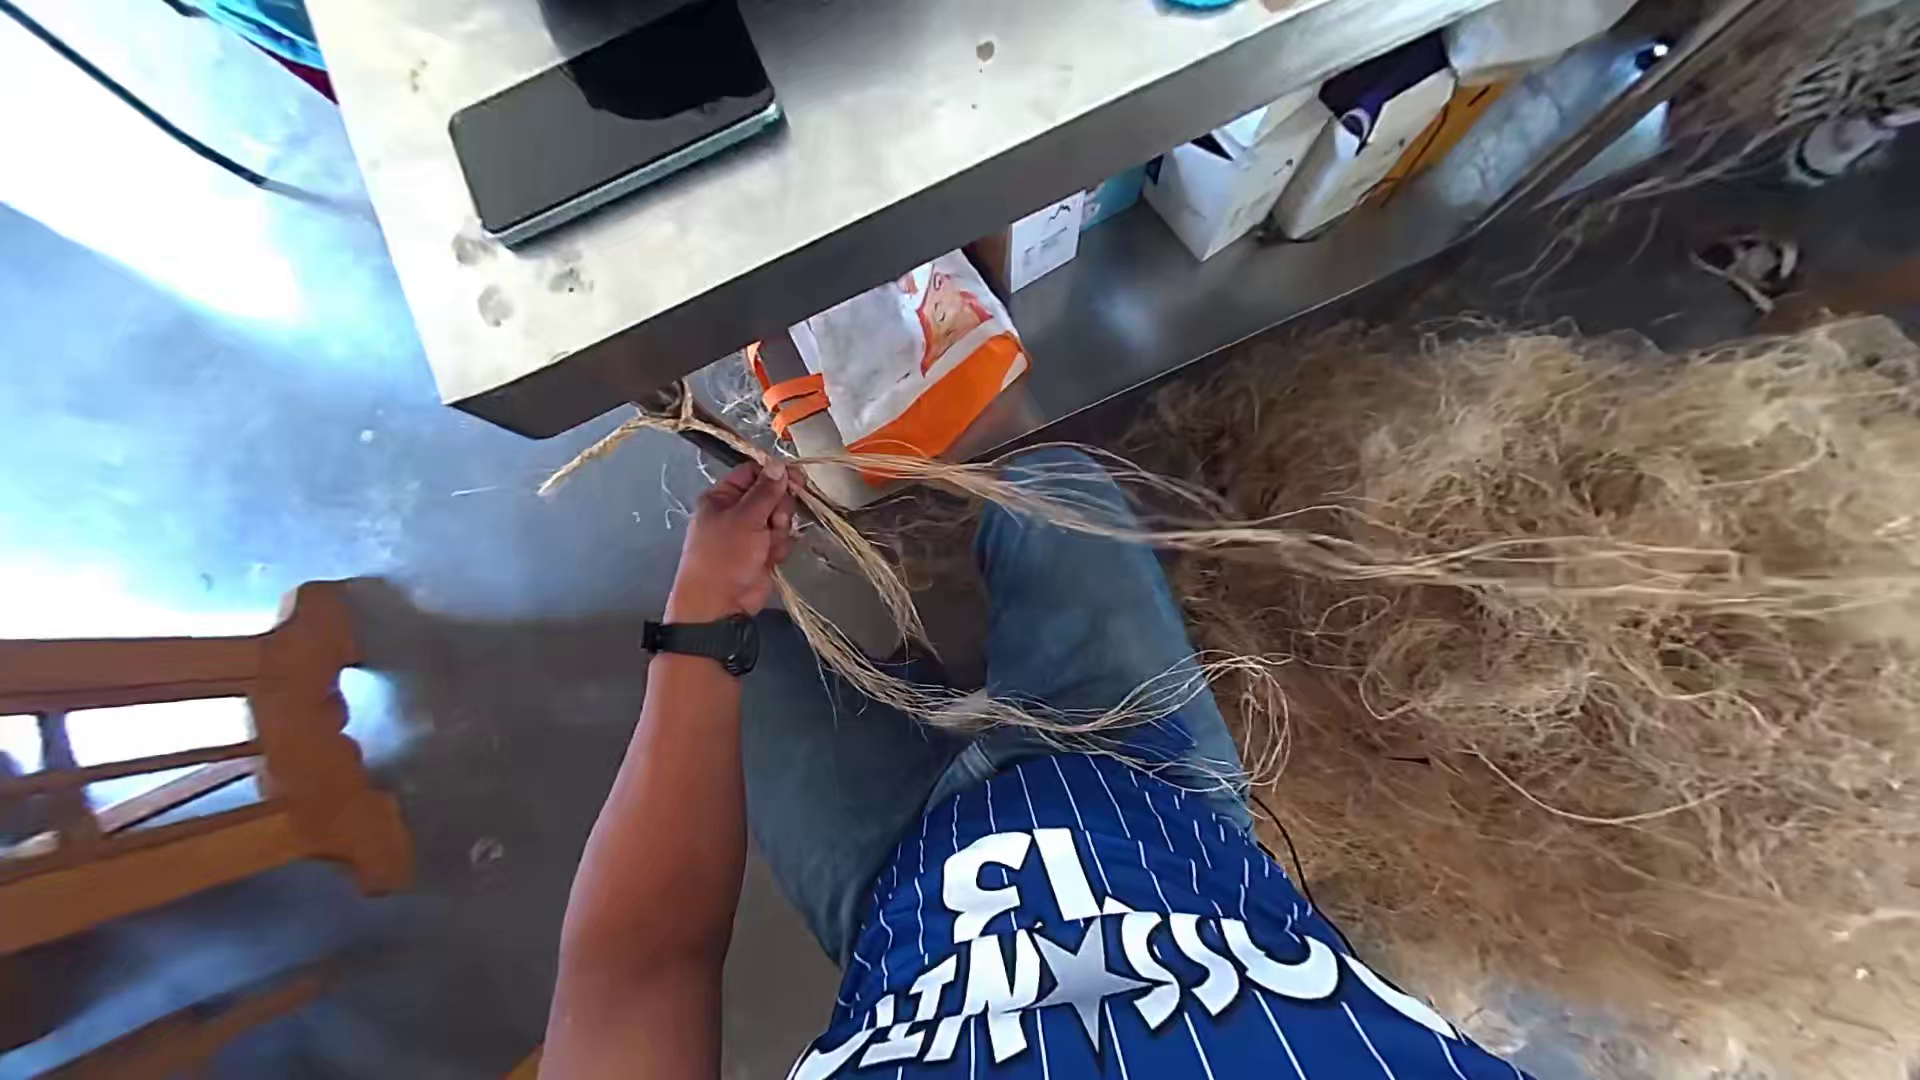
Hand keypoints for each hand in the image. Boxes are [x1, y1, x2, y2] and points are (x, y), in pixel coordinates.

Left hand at [665, 460, 801, 623]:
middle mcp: (737, 512)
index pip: (753, 473)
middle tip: (776, 521)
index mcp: (722, 498)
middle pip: (772, 495)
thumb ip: (766, 491)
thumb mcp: (745, 518)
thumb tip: (778, 464)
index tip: (796, 478)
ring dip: (781, 530)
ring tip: (768, 545)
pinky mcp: (764, 551)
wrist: (722, 603)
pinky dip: (781, 547)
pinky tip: (771, 557)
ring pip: (781, 517)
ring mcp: (752, 533)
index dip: (775, 474)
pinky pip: (783, 538)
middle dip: (780, 508)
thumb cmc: (724, 556)